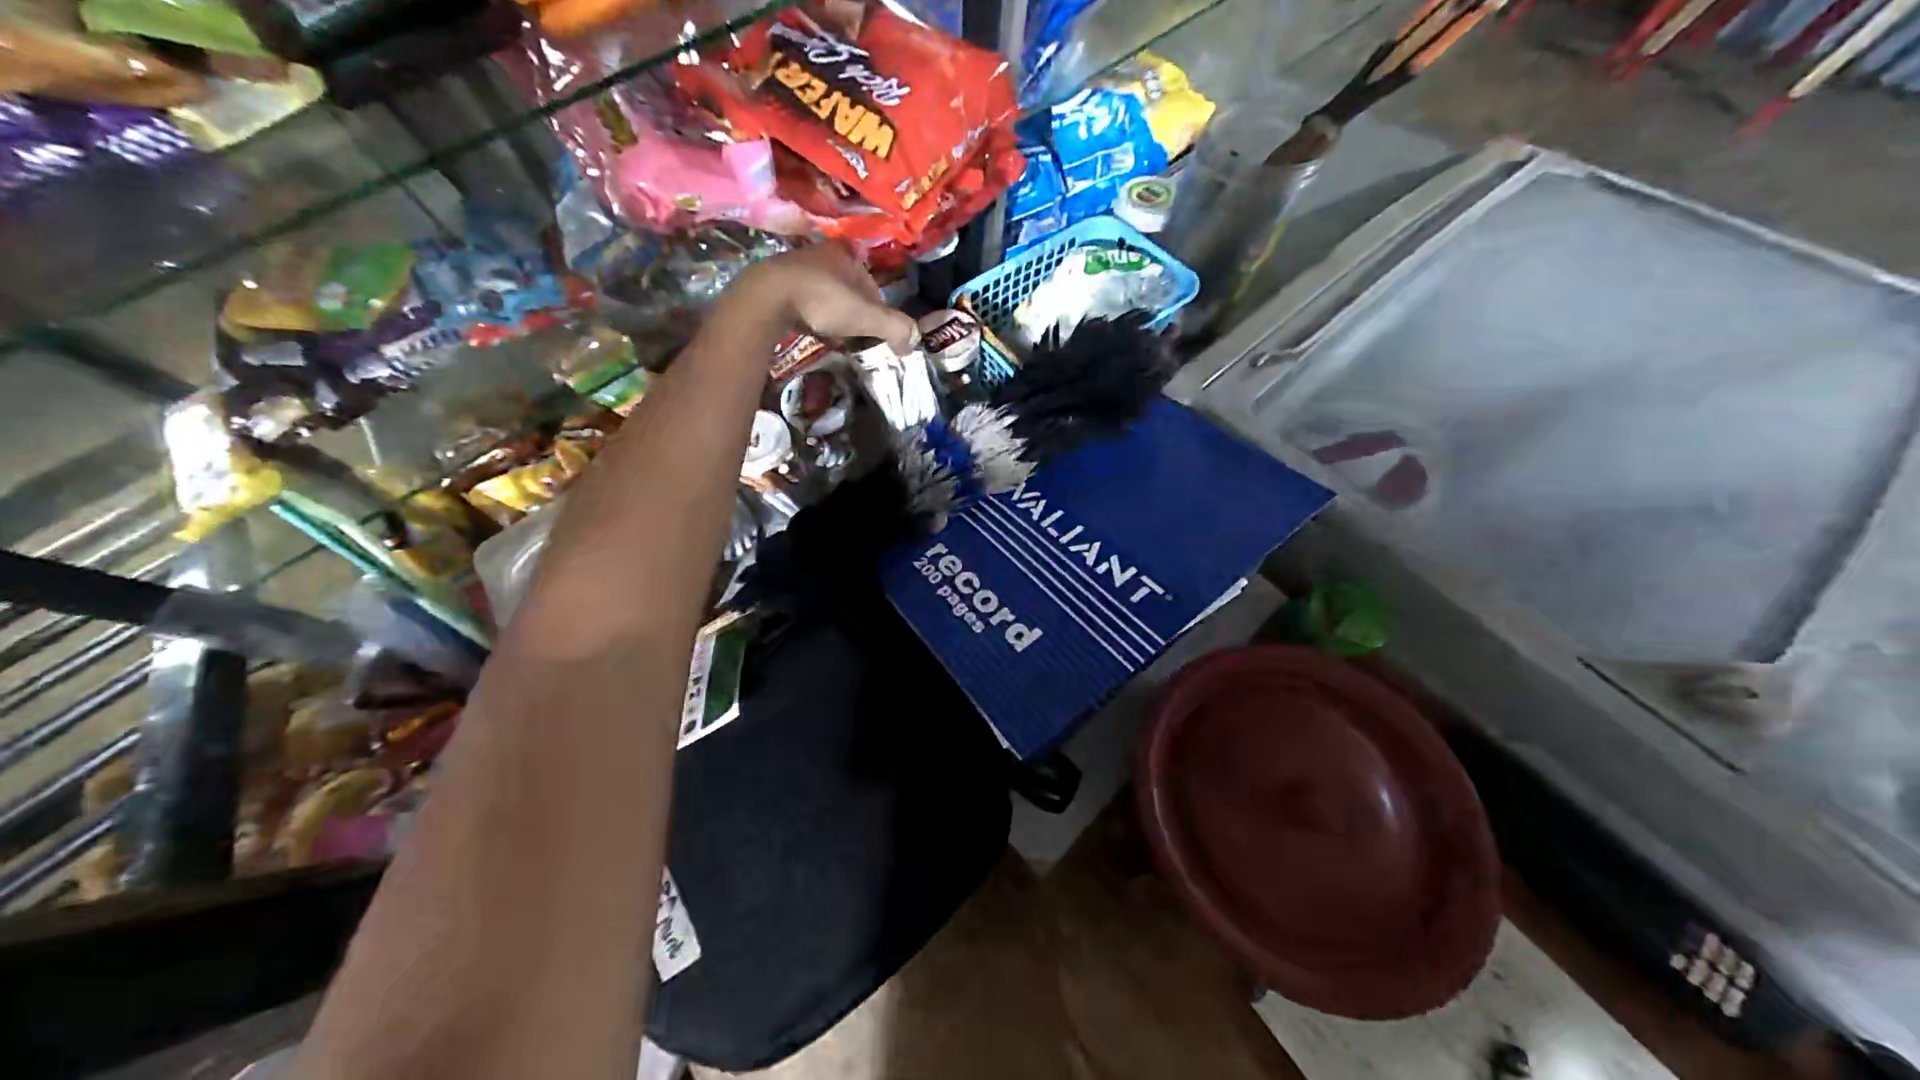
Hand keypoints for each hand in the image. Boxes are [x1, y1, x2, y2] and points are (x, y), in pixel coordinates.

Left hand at [732, 245, 917, 352]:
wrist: (768, 296)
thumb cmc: (823, 300)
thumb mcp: (867, 317)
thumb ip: (895, 327)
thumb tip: (915, 341)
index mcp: (846, 255)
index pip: (870, 281)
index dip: (876, 305)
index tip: (873, 326)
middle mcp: (821, 253)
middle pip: (846, 284)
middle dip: (851, 307)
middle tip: (853, 332)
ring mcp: (795, 264)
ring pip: (822, 289)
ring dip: (828, 309)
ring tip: (830, 331)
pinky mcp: (773, 280)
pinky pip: (799, 296)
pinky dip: (807, 311)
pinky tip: (807, 326)